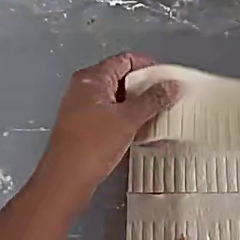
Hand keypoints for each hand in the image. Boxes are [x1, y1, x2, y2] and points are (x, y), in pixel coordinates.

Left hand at [34, 53, 179, 197]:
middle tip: (168, 98)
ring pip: (116, 99)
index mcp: (92, 78)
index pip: (125, 60)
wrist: (66, 179)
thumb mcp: (128, 119)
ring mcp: (81, 109)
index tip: (169, 79)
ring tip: (160, 114)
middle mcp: (84, 89)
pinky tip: (142, 130)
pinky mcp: (83, 128)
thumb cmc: (94, 143)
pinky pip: (110, 115)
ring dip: (138, 105)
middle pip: (121, 78)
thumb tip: (173, 86)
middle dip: (146, 87)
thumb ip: (153, 100)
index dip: (149, 66)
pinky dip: (127, 118)